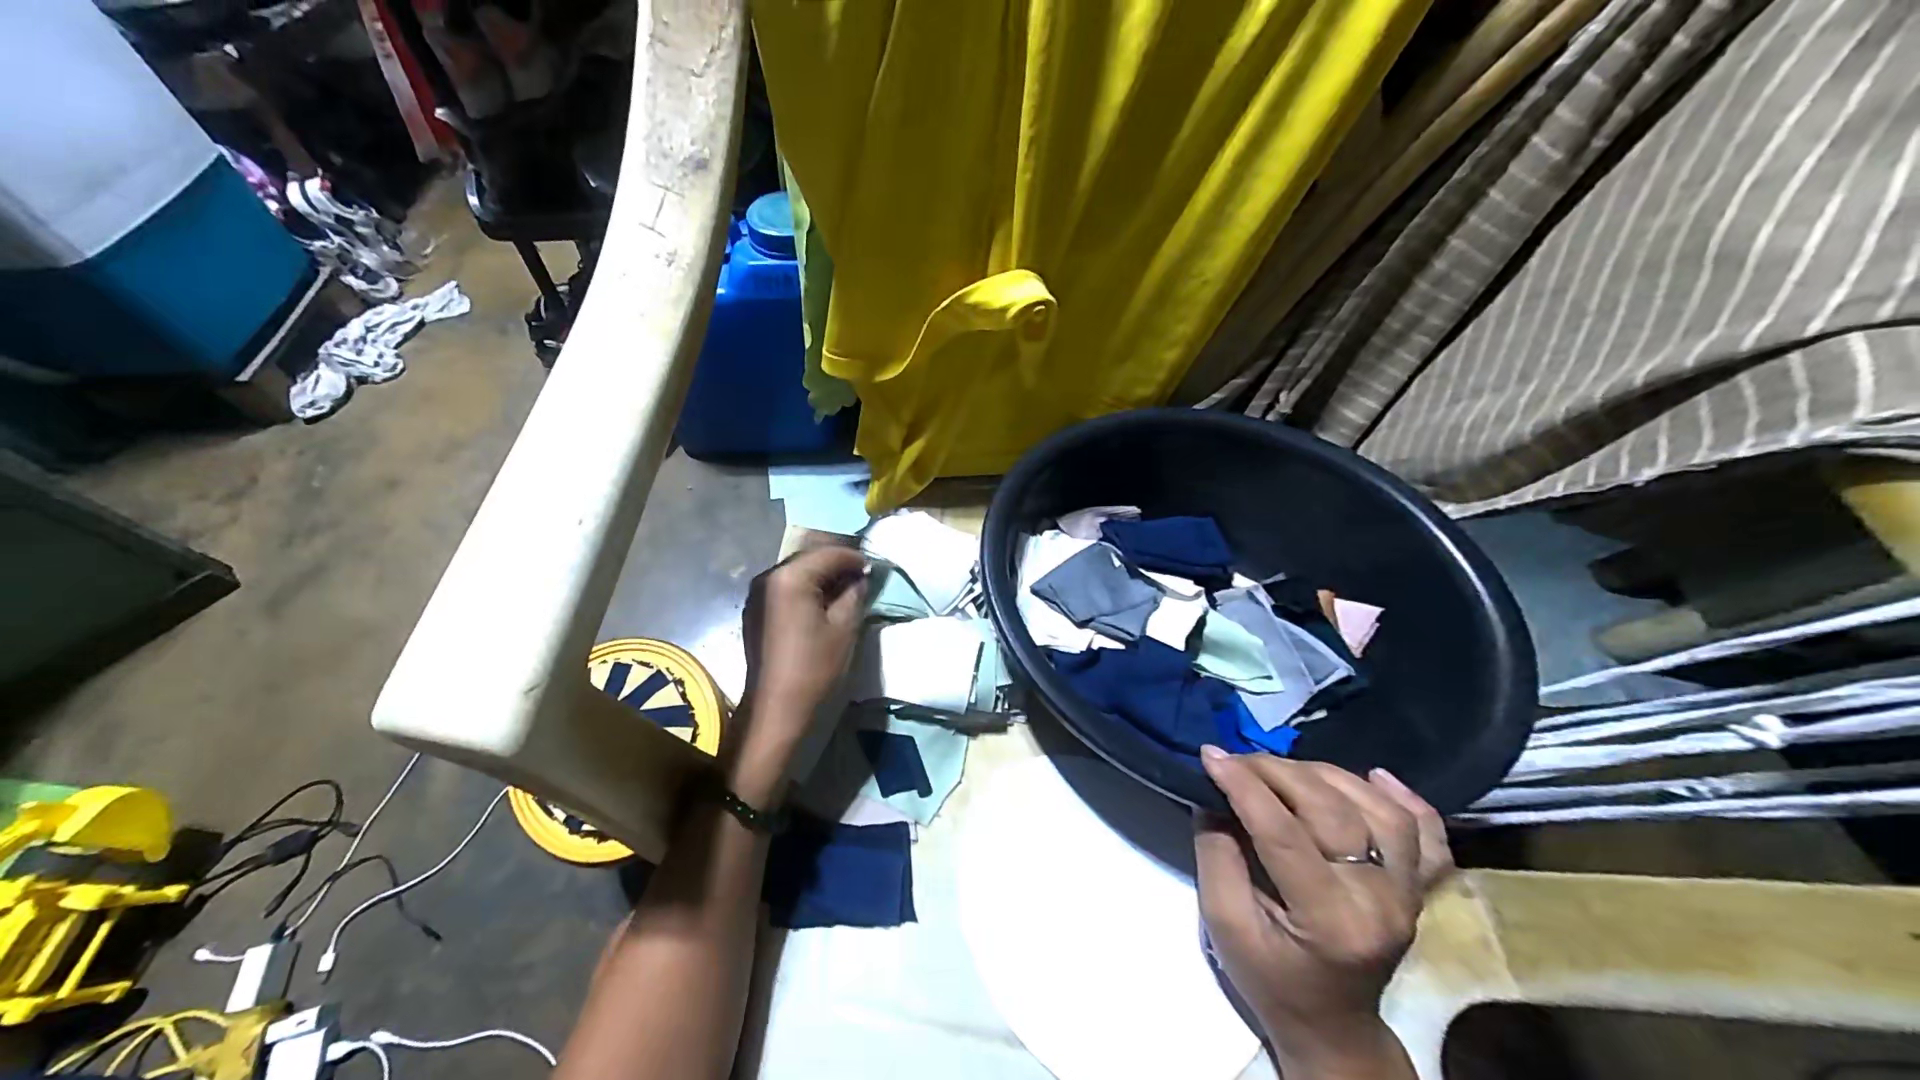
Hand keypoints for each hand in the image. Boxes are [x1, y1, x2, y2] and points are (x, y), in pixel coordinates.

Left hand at [729, 546, 868, 793]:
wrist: (776, 710)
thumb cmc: (814, 668)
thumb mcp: (844, 627)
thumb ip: (854, 593)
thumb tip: (859, 577)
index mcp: (789, 577)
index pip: (829, 554)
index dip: (855, 559)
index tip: (875, 570)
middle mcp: (767, 577)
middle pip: (808, 559)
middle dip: (836, 565)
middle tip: (862, 578)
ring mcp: (757, 595)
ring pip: (796, 574)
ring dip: (820, 578)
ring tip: (845, 591)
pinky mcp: (754, 612)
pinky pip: (784, 590)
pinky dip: (805, 591)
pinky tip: (822, 605)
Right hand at [1194, 750, 1452, 1076]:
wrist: (1331, 1024)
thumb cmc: (1269, 978)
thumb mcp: (1224, 923)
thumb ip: (1216, 854)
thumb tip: (1213, 795)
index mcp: (1330, 921)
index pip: (1284, 833)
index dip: (1244, 787)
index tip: (1210, 755)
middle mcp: (1381, 901)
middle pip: (1332, 810)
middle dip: (1276, 772)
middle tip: (1236, 758)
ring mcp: (1408, 892)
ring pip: (1376, 808)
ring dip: (1322, 774)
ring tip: (1279, 767)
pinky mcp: (1418, 887)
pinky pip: (1425, 832)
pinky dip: (1401, 797)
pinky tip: (1373, 775)